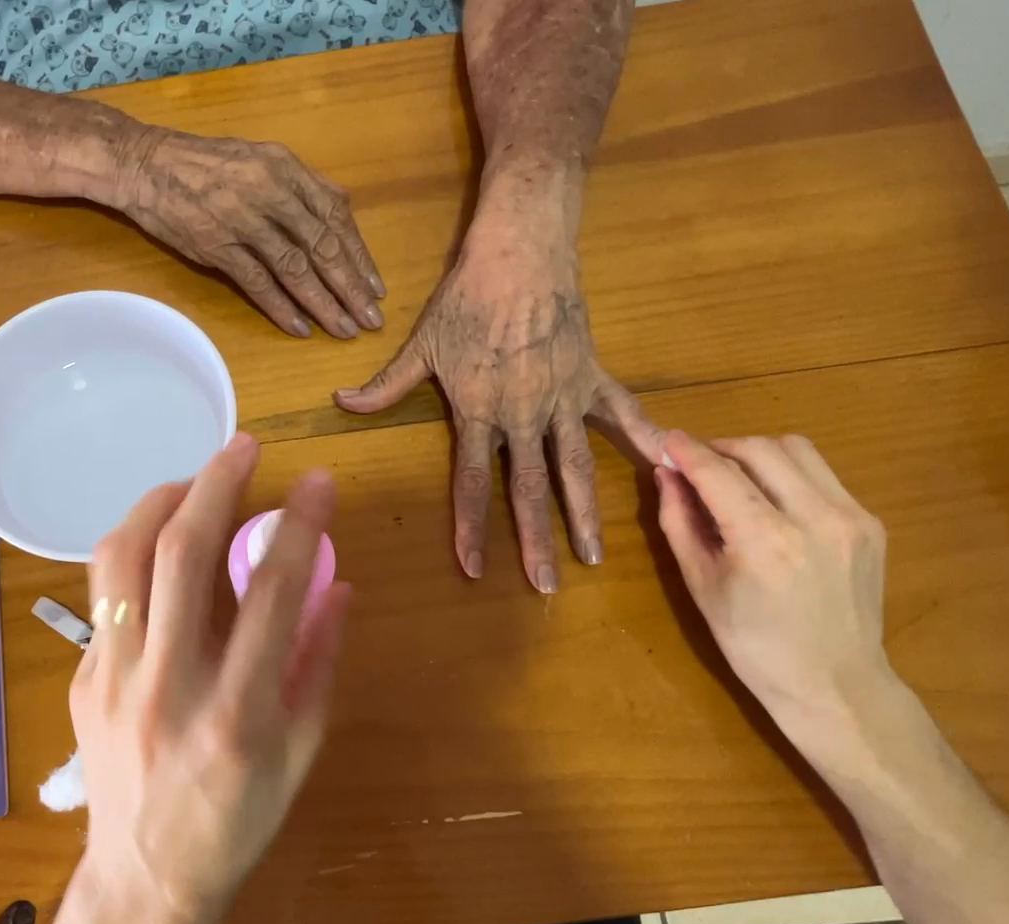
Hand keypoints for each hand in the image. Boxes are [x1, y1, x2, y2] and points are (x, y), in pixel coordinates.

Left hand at [72, 432, 351, 922]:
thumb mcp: (300, 754)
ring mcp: (112, 680)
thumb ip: (320, 663)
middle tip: (243, 447)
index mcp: (239, 712)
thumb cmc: (237, 820)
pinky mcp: (81, 680)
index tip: (317, 481)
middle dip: (216, 483)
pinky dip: (136, 555)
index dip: (299, 523)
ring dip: (158, 503)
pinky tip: (160, 551)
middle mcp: (169, 686)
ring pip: (120, 559)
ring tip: (191, 484)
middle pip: (181, 554)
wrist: (146, 876)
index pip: (272, 591)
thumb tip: (337, 584)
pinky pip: (106, 596)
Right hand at [111, 127, 384, 339]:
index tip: (375, 287)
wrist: (145, 164)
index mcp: (286, 168)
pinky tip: (300, 328)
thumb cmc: (206, 164)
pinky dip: (281, 308)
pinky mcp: (218, 245)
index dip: (359, 255)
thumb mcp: (260, 157)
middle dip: (350, 287)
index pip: (336, 216)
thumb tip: (339, 207)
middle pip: (322, 246)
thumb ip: (300, 184)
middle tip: (370, 319)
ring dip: (323, 303)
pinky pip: (257, 282)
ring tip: (343, 330)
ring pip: (295, 268)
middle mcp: (271, 192)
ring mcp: (244, 220)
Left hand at [335, 230, 661, 591]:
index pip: (473, 482)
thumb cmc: (464, 299)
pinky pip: (621, 410)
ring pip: (575, 465)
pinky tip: (668, 465)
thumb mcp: (419, 345)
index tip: (475, 569)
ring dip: (584, 513)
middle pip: (528, 488)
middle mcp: (521, 414)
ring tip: (591, 555)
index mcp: (477, 412)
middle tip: (546, 587)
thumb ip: (384, 386)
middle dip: (535, 541)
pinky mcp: (591, 375)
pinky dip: (644, 435)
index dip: (472, 527)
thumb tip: (340, 402)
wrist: (519, 251)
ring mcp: (561, 397)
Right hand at [654, 430, 899, 752]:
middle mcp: (814, 518)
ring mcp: (851, 518)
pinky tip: (769, 499)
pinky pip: (821, 477)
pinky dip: (786, 474)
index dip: (688, 452)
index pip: (720, 474)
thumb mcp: (700, 585)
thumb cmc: (750, 644)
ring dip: (756, 453)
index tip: (666, 440)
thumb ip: (680, 522)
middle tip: (695, 461)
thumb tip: (666, 475)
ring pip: (798, 451)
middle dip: (721, 447)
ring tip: (732, 474)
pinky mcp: (869, 523)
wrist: (832, 681)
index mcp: (764, 541)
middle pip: (762, 449)